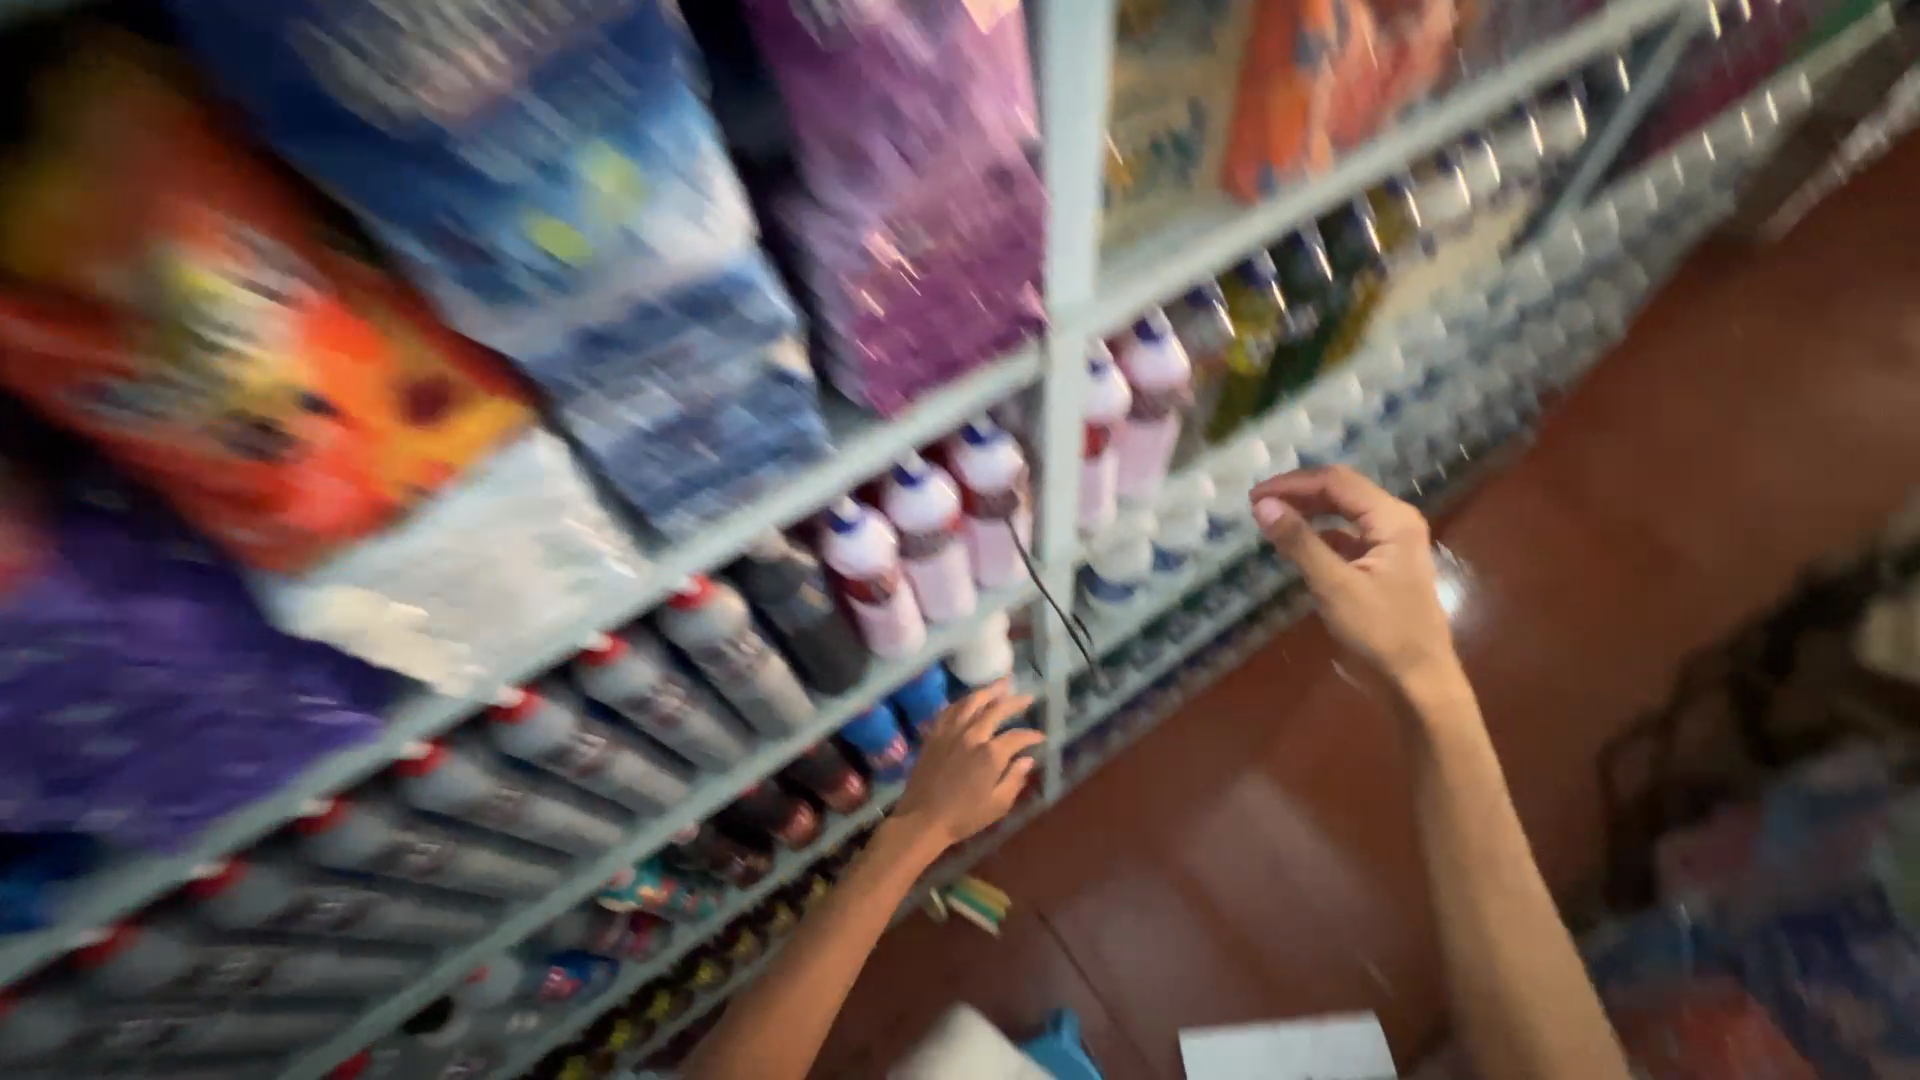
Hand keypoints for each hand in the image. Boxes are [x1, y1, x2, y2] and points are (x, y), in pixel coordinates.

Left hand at [892, 682, 1042, 849]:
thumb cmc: (963, 817)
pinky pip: (949, 710)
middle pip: (996, 709)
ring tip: (1001, 683)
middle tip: (1027, 696)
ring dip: (988, 690)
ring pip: (971, 702)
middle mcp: (972, 735)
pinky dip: (962, 701)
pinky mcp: (934, 734)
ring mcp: (950, 732)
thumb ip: (1015, 779)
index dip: (1031, 735)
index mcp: (990, 754)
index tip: (1040, 736)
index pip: (1017, 736)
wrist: (922, 819)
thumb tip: (1027, 760)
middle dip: (1014, 701)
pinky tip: (969, 699)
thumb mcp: (997, 805)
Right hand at [1249, 465, 1457, 689]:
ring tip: (1271, 518)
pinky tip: (1295, 544)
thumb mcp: (1333, 585)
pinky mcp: (1381, 564)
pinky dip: (1318, 533)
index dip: (1292, 483)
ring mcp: (1391, 543)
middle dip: (1298, 493)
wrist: (1416, 681)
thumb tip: (1262, 505)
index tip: (1254, 497)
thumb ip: (1298, 541)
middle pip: (1341, 491)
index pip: (1336, 482)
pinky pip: (1345, 535)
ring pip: (1342, 512)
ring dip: (1307, 510)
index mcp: (1392, 519)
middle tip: (1257, 505)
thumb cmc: (1380, 631)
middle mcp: (1395, 522)